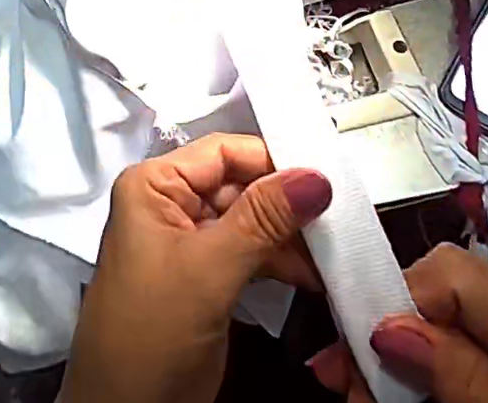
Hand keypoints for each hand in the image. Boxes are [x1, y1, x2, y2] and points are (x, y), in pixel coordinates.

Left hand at [59, 134, 333, 402]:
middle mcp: (169, 202)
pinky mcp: (203, 274)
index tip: (326, 175)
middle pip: (238, 183)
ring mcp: (186, 239)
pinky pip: (247, 250)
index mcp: (155, 184)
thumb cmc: (149, 334)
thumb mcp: (208, 271)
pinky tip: (312, 274)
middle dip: (286, 202)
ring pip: (248, 218)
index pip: (222, 152)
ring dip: (288, 234)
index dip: (272, 160)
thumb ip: (263, 220)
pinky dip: (278, 260)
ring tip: (331, 252)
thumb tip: (315, 176)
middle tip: (338, 218)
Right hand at [307, 242, 487, 402]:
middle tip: (348, 390)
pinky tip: (419, 391)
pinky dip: (439, 366)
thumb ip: (467, 381)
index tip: (354, 364)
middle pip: (441, 292)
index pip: (448, 272)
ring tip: (372, 395)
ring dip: (406, 356)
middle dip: (389, 336)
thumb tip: (385, 325)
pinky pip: (474, 340)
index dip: (394, 304)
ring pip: (449, 317)